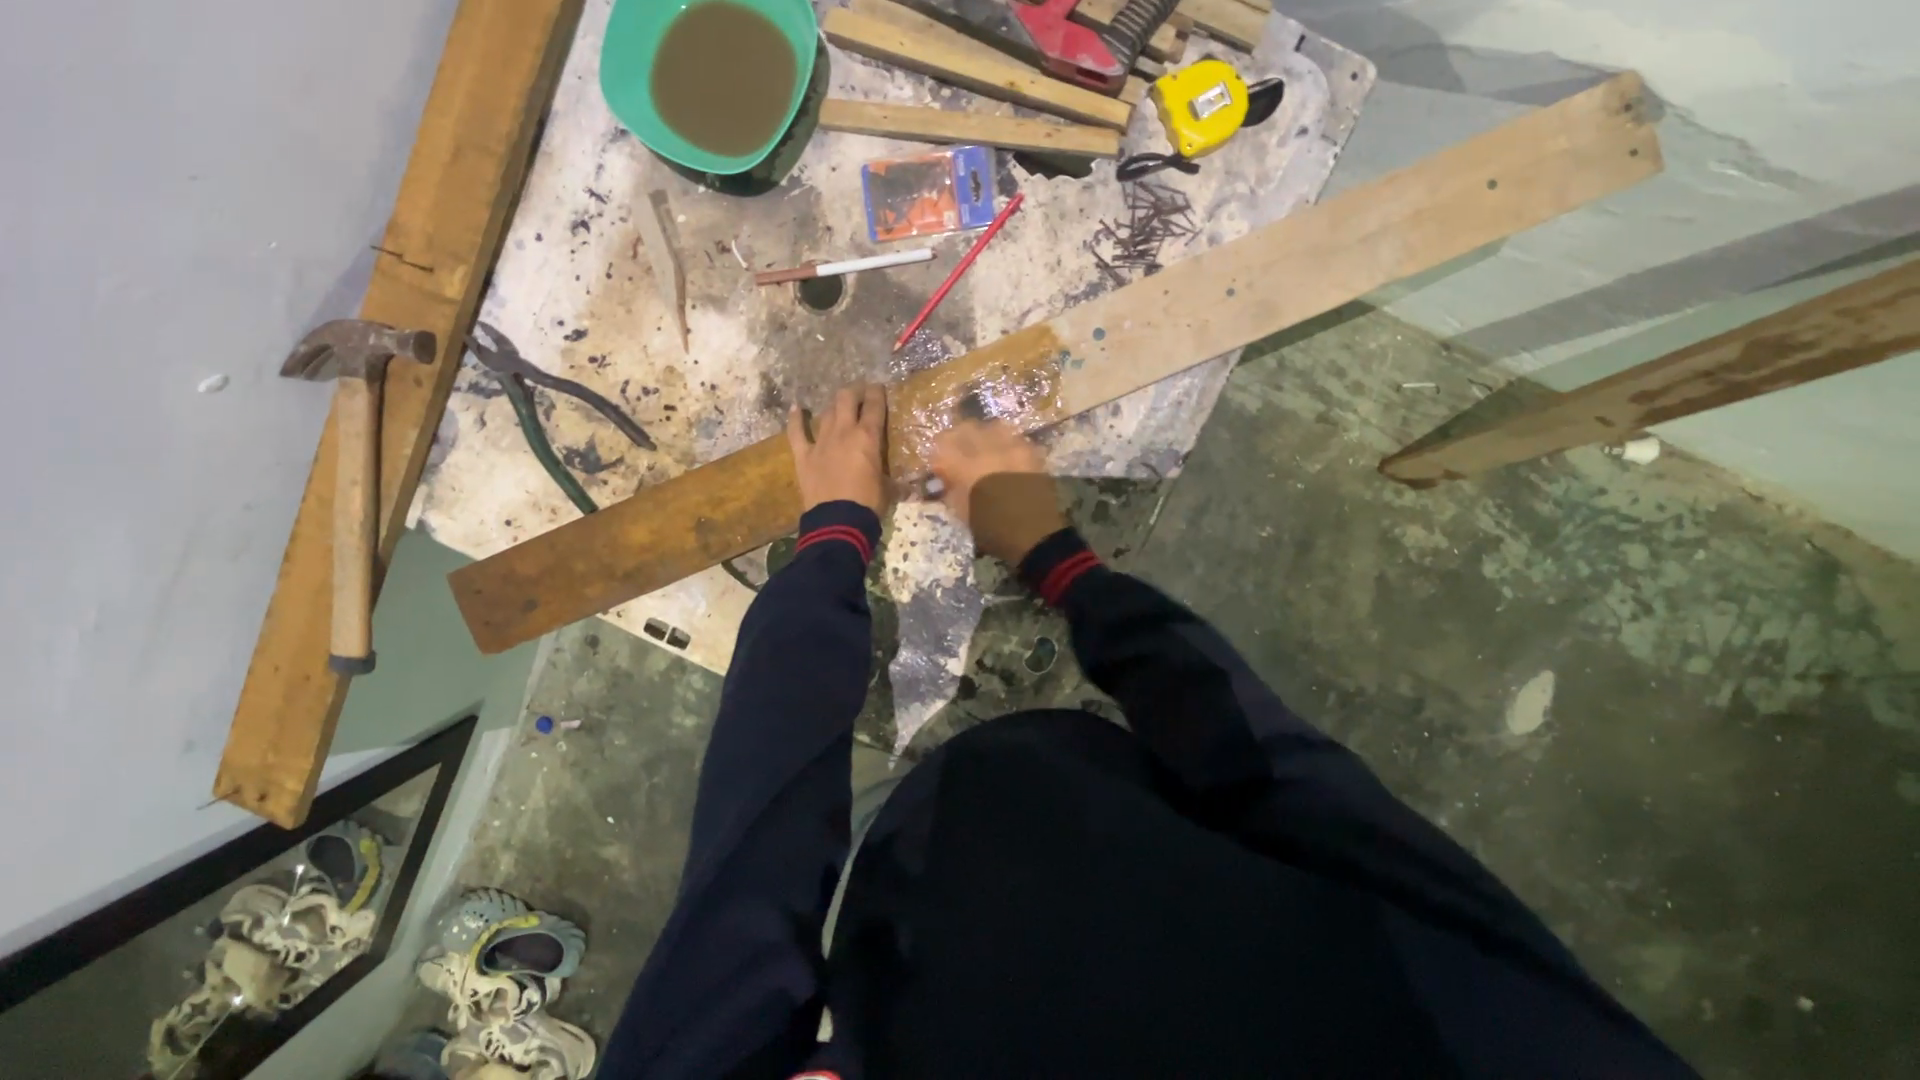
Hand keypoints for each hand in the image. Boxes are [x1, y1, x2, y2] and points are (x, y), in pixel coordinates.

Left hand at [788, 383, 888, 513]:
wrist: (839, 522)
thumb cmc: (869, 503)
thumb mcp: (888, 483)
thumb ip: (888, 469)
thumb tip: (903, 475)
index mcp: (867, 437)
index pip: (874, 406)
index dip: (877, 393)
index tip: (879, 388)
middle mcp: (843, 432)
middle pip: (846, 398)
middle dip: (855, 391)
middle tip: (860, 393)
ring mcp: (821, 442)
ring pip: (826, 412)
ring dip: (834, 405)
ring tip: (840, 405)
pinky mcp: (804, 455)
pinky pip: (797, 432)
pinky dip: (796, 419)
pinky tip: (795, 407)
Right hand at [930, 420, 1064, 563]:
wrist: (1036, 537)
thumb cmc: (993, 531)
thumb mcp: (962, 513)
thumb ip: (950, 489)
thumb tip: (945, 476)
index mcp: (966, 467)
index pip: (943, 444)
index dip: (938, 451)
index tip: (938, 461)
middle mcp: (989, 450)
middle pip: (967, 428)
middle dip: (959, 437)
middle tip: (958, 450)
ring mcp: (1014, 449)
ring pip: (994, 427)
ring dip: (985, 435)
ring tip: (985, 449)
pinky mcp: (1032, 454)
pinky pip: (1016, 439)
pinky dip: (1007, 444)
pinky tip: (1007, 457)